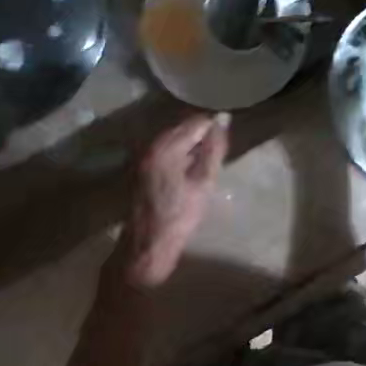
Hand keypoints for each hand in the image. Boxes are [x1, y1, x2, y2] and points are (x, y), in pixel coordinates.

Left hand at [118, 113, 229, 289]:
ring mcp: (141, 156)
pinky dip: (177, 153)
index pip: (195, 122)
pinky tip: (189, 168)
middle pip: (181, 127)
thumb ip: (214, 149)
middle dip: (200, 134)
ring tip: (207, 158)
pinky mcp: (139, 167)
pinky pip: (162, 149)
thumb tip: (223, 120)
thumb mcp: (204, 183)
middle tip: (218, 148)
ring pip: (171, 138)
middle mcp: (150, 145)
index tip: (226, 138)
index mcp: (165, 147)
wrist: (146, 246)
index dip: (213, 126)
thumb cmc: (179, 217)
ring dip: (189, 143)